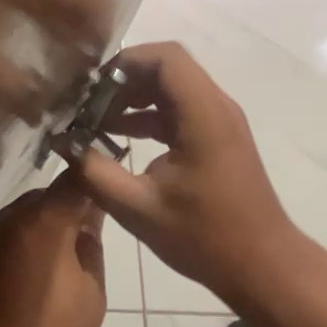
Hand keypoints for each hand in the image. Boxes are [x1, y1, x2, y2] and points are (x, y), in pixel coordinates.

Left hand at [0, 173, 106, 326]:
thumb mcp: (90, 300)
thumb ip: (92, 249)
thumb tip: (90, 219)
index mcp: (45, 223)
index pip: (74, 177)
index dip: (90, 179)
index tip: (101, 192)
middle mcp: (8, 216)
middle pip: (43, 196)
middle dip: (62, 210)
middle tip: (76, 242)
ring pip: (16, 214)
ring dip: (33, 228)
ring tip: (42, 267)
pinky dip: (7, 245)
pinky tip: (11, 279)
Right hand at [61, 41, 302, 303]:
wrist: (265, 269)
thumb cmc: (206, 237)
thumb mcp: (139, 209)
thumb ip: (94, 171)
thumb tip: (61, 142)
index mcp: (202, 114)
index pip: (165, 57)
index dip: (126, 61)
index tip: (94, 86)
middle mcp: (216, 106)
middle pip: (167, 66)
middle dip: (125, 78)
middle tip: (90, 102)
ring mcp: (220, 121)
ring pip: (172, 86)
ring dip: (135, 96)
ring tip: (98, 119)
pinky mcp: (218, 136)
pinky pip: (180, 108)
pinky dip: (150, 114)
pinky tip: (121, 137)